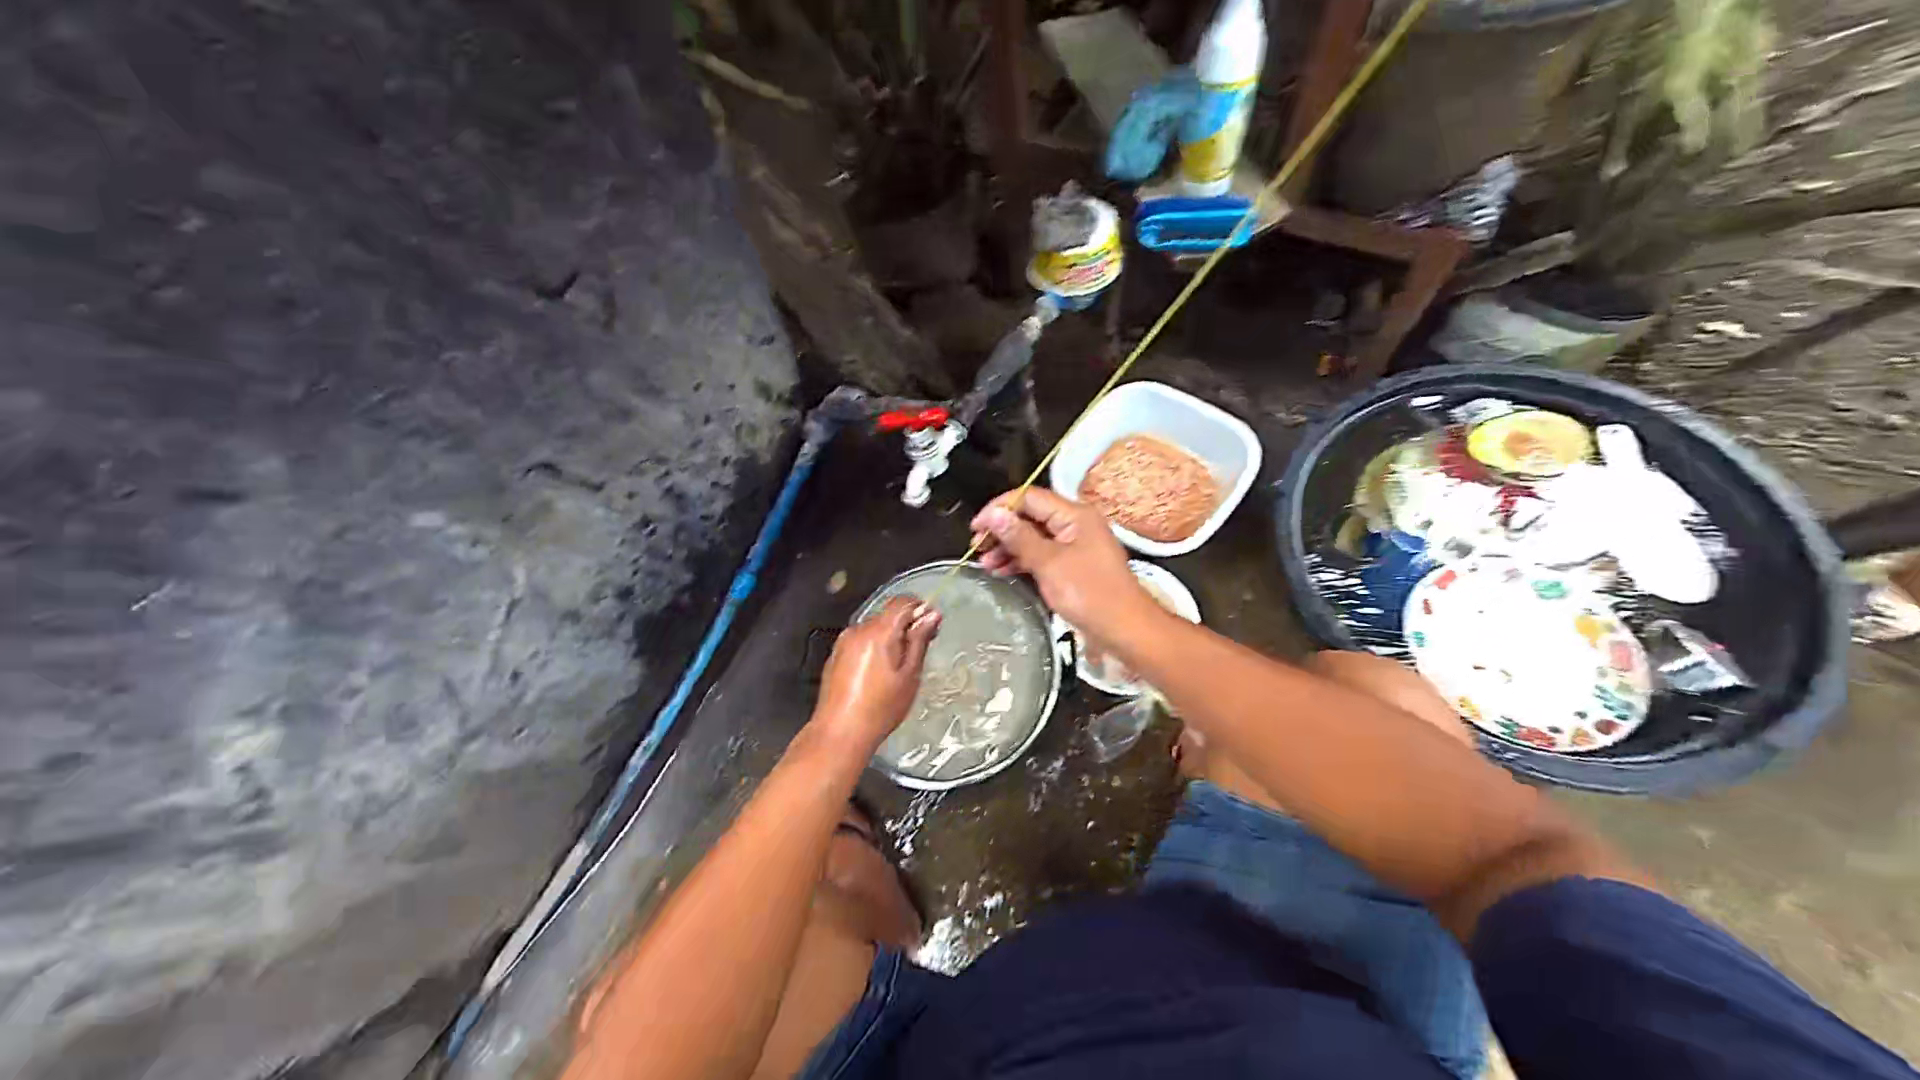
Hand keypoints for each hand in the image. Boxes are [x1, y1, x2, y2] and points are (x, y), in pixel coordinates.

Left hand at [811, 595, 941, 751]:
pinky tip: (876, 676)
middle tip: (916, 655)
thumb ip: (920, 640)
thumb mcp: (910, 675)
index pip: (902, 602)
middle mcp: (858, 630)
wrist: (840, 732)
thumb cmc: (880, 708)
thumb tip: (932, 615)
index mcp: (879, 631)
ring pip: (873, 629)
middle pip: (887, 615)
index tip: (929, 626)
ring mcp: (844, 643)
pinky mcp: (835, 656)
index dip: (919, 608)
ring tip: (896, 670)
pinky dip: (872, 649)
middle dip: (904, 627)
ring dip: (888, 639)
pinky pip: (860, 642)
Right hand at [969, 488, 1154, 636]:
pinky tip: (1003, 571)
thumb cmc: (1091, 595)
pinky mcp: (1073, 566)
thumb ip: (1019, 537)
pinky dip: (1022, 560)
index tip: (976, 527)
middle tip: (977, 547)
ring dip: (1009, 547)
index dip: (999, 508)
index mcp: (1075, 515)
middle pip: (1031, 516)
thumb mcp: (1049, 563)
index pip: (1029, 498)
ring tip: (986, 563)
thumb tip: (994, 514)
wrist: (1125, 630)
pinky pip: (1042, 555)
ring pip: (1034, 537)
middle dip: (1002, 529)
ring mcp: (1075, 546)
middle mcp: (1076, 524)